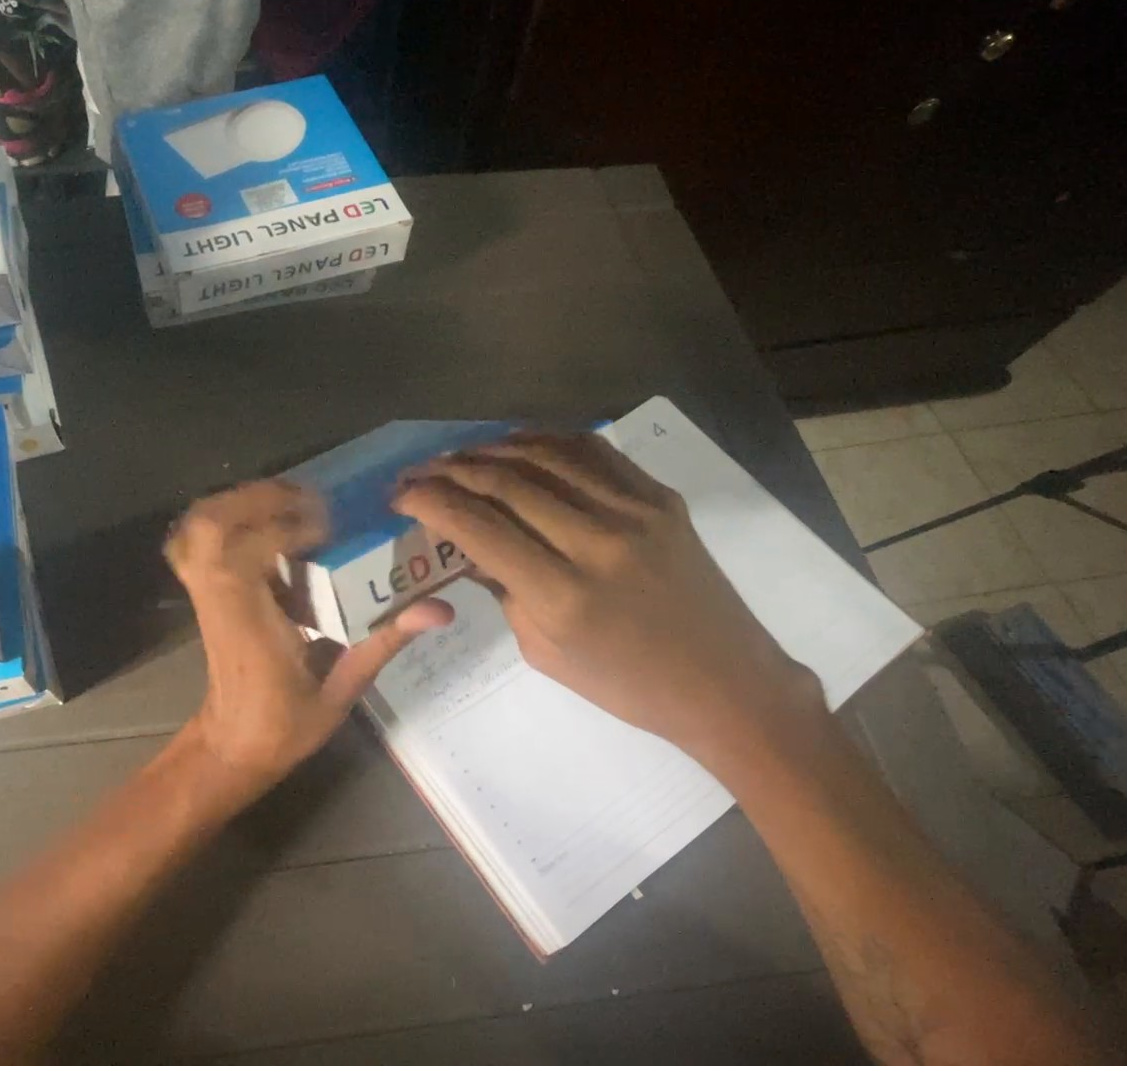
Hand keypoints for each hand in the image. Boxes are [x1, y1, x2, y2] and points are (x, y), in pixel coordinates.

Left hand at [166, 481, 452, 794]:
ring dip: (242, 503)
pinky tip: (271, 525)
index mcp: (249, 624)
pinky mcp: (204, 591)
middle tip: (308, 499)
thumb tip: (439, 609)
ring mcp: (205, 593)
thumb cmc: (283, 727)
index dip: (285, 528)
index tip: (327, 530)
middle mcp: (219, 599)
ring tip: (290, 504)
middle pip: (210, 524)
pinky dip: (230, 519)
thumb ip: (382, 643)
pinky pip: (198, 540)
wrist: (231, 746)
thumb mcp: (340, 692)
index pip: (248, 554)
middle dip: (257, 497)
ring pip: (198, 526)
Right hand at [393, 431, 820, 759]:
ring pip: (546, 457)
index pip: (478, 527)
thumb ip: (503, 590)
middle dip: (450, 470)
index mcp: (561, 595)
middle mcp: (596, 542)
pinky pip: (594, 452)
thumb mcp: (544, 652)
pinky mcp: (660, 498)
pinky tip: (517, 441)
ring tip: (458, 453)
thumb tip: (468, 545)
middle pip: (506, 483)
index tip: (401, 494)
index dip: (429, 501)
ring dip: (492, 449)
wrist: (725, 684)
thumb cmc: (625, 686)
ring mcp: (635, 512)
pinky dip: (548, 439)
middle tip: (419, 469)